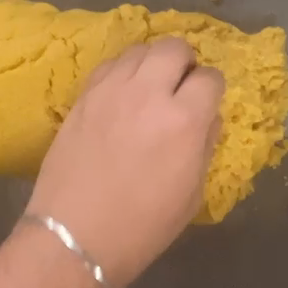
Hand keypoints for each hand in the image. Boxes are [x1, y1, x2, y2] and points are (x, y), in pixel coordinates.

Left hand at [25, 38, 223, 287]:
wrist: (75, 239)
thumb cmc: (143, 227)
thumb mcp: (192, 193)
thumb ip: (204, 144)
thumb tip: (207, 117)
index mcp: (184, 119)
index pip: (210, 77)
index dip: (212, 89)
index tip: (206, 102)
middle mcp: (149, 93)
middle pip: (174, 48)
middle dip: (185, 63)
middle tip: (180, 86)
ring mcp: (112, 90)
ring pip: (140, 49)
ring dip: (152, 63)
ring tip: (150, 87)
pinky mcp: (84, 96)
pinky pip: (111, 64)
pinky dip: (123, 71)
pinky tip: (123, 95)